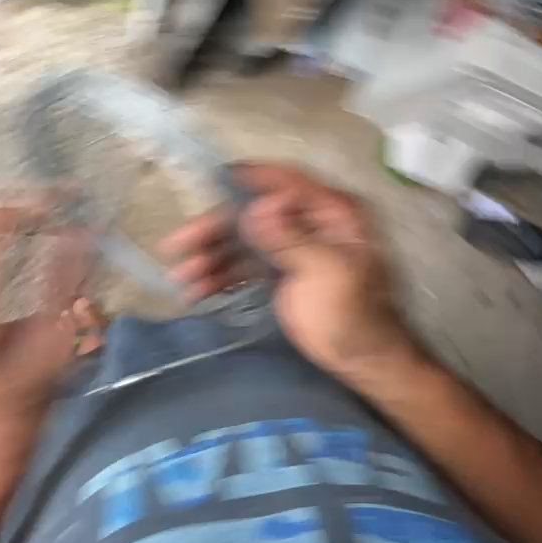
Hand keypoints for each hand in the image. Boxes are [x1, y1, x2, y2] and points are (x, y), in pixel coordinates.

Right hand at [160, 163, 418, 377]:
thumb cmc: (353, 315)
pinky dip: (220, 277)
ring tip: (181, 278)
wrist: (364, 365)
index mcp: (332, 213)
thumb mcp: (325, 273)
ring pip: (243, 242)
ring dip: (211, 257)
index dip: (251, 178)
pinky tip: (196, 292)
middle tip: (177, 244)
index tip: (213, 178)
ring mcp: (294, 248)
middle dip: (215, 230)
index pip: (288, 184)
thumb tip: (258, 207)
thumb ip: (291, 238)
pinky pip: (244, 267)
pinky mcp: (281, 273)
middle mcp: (311, 223)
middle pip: (254, 214)